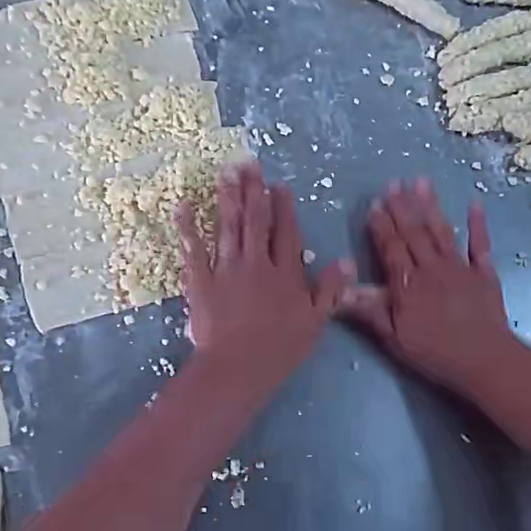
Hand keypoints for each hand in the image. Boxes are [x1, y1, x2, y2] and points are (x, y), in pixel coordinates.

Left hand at [175, 161, 351, 386]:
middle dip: (254, 191)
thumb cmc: (279, 349)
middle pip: (256, 221)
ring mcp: (226, 269)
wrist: (237, 367)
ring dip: (228, 198)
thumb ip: (329, 291)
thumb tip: (347, 261)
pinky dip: (188, 227)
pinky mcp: (200, 280)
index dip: (283, 209)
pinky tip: (183, 206)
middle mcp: (256, 263)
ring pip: (228, 227)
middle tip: (249, 164)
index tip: (279, 186)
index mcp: (285, 274)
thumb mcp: (314, 323)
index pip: (286, 234)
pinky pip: (193, 249)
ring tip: (226, 172)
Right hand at [339, 179, 524, 394]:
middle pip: (413, 233)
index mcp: (408, 284)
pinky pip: (479, 244)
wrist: (486, 361)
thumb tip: (341, 291)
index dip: (381, 226)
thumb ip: (370, 311)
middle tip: (393, 184)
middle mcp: (431, 268)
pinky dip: (477, 224)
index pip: (391, 248)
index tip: (374, 205)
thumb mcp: (394, 338)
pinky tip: (474, 204)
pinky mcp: (484, 274)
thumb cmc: (435, 352)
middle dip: (401, 207)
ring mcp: (460, 268)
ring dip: (430, 206)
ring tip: (420, 182)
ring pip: (441, 231)